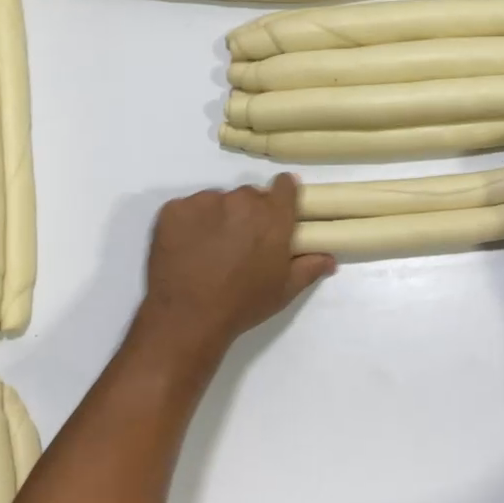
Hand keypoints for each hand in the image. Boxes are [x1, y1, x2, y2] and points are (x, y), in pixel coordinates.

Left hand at [138, 175, 335, 355]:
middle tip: (242, 244)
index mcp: (272, 217)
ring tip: (212, 250)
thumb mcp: (284, 291)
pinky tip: (189, 250)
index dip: (284, 196)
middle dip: (249, 214)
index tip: (278, 211)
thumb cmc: (244, 304)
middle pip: (250, 196)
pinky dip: (190, 224)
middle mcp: (240, 200)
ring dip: (219, 217)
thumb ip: (309, 268)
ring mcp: (203, 202)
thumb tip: (330, 259)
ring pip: (217, 201)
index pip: (285, 186)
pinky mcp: (173, 209)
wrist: (189, 316)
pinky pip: (187, 209)